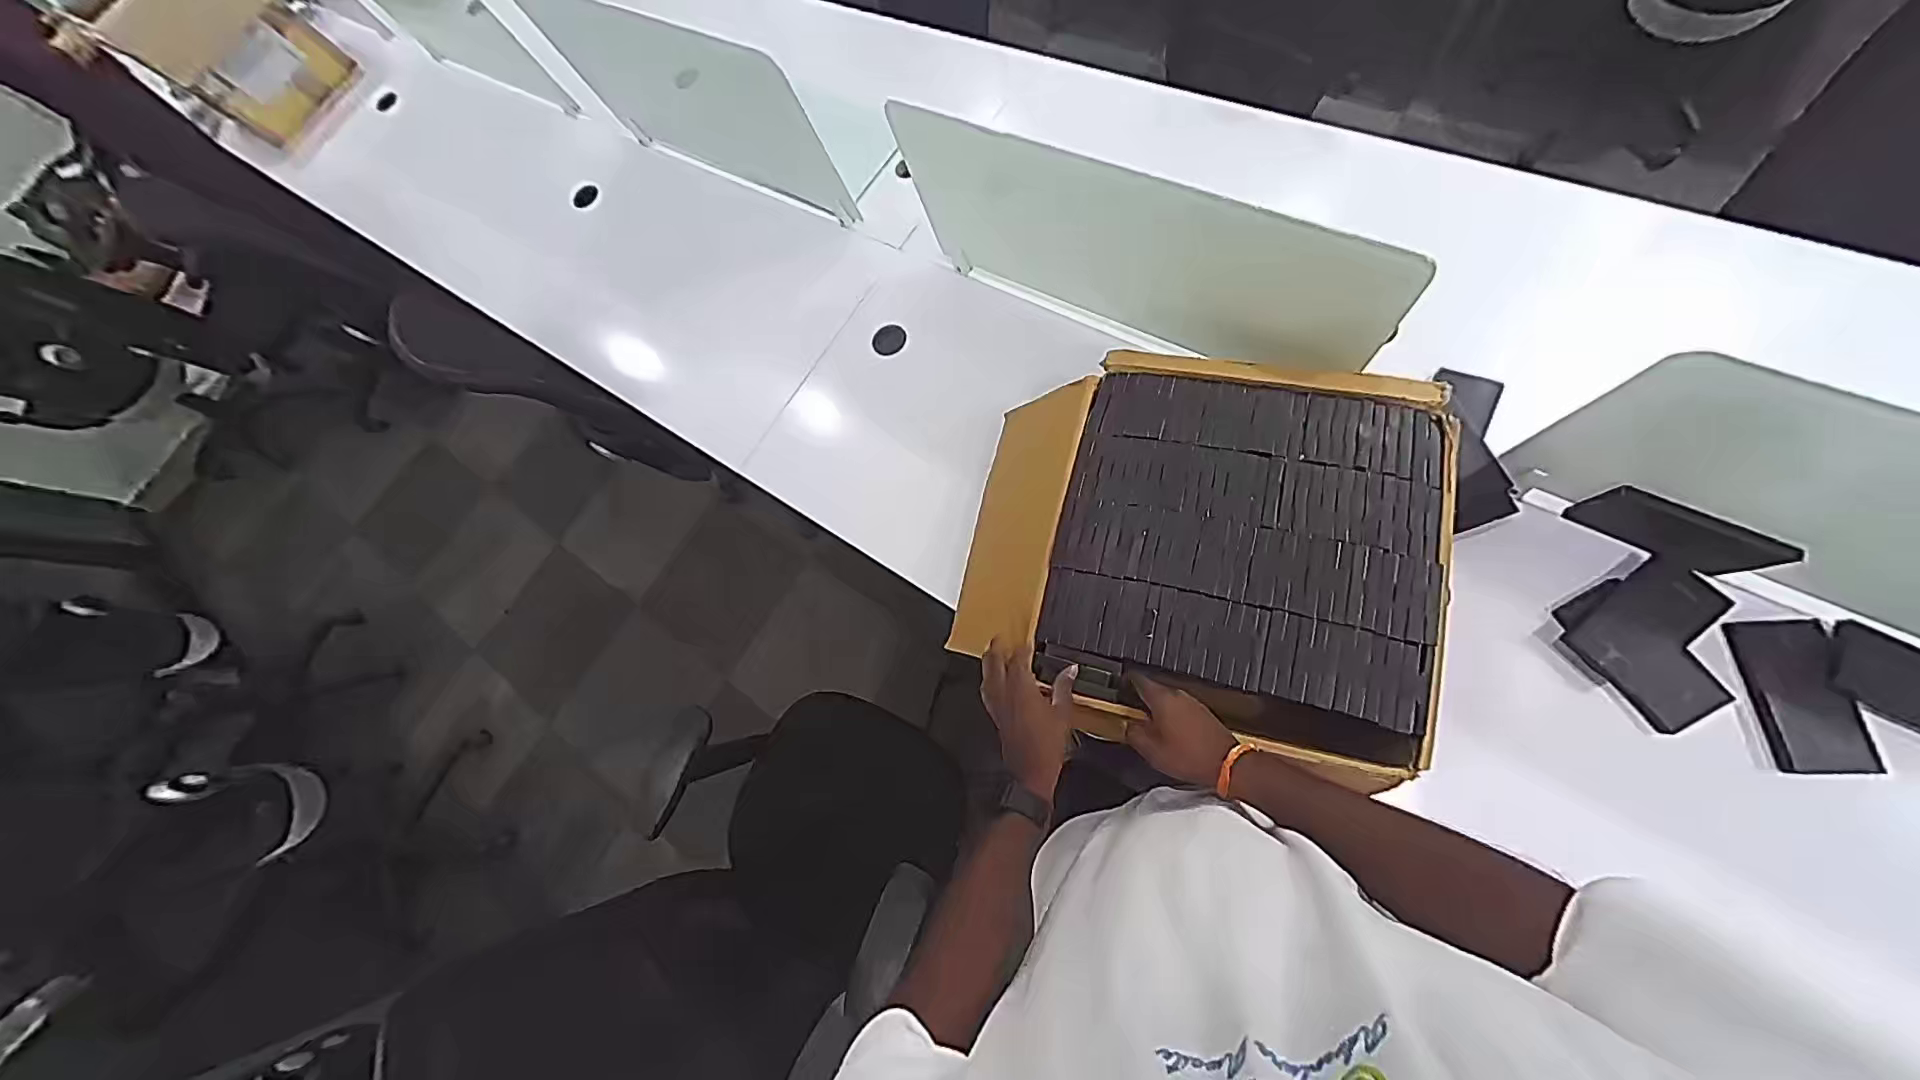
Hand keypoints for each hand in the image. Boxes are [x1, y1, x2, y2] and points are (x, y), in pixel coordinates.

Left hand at [979, 639, 1077, 799]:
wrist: (1031, 771)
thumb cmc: (1047, 744)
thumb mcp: (1063, 712)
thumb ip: (1064, 687)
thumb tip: (1070, 670)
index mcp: (1022, 687)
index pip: (1019, 659)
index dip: (1023, 648)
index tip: (1028, 642)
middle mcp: (1004, 693)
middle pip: (994, 662)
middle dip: (997, 648)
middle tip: (1001, 638)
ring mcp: (997, 704)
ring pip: (986, 675)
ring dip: (989, 662)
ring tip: (993, 654)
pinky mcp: (994, 715)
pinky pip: (987, 690)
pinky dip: (989, 680)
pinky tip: (992, 682)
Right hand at [1124, 674, 1239, 787]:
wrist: (1227, 764)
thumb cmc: (1191, 756)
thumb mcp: (1151, 750)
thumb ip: (1133, 733)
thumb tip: (1128, 726)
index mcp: (1162, 698)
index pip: (1138, 680)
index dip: (1125, 682)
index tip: (1119, 687)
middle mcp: (1178, 695)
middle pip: (1153, 689)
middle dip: (1140, 699)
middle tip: (1130, 712)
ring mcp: (1192, 703)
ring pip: (1167, 700)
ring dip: (1157, 709)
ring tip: (1149, 726)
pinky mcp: (1202, 713)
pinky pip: (1180, 709)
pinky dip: (1171, 717)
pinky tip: (1170, 733)